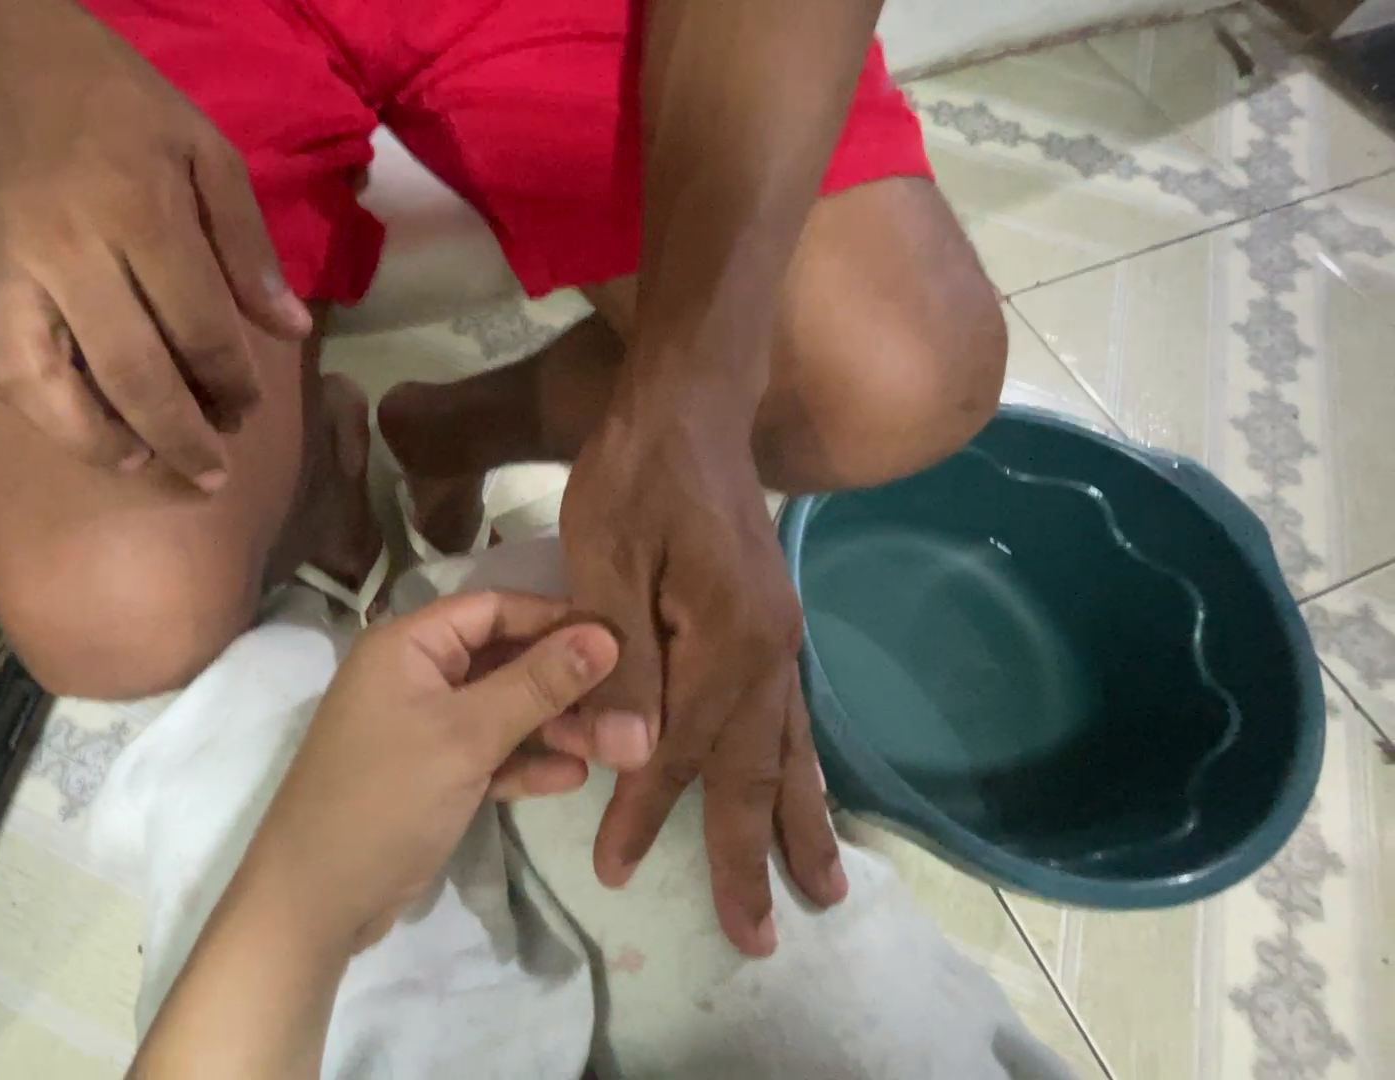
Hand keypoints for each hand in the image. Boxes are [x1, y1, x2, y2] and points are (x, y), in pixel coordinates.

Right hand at [0, 0, 311, 485]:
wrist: (1, 48)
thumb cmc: (122, 104)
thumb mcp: (209, 155)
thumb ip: (250, 248)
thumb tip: (292, 331)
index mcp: (137, 214)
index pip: (200, 330)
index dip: (233, 384)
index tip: (248, 408)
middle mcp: (64, 250)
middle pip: (130, 373)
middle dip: (181, 437)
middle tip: (212, 475)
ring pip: (37, 381)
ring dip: (91, 438)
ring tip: (137, 463)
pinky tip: (46, 414)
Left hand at [237, 592, 651, 952]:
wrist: (316, 901)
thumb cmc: (386, 796)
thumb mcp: (467, 734)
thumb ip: (537, 683)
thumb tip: (605, 634)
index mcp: (408, 643)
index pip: (493, 609)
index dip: (554, 619)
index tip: (618, 637)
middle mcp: (414, 673)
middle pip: (502, 660)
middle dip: (562, 684)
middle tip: (624, 706)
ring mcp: (421, 724)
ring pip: (499, 709)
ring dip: (551, 726)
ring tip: (613, 747)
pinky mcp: (430, 771)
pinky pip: (486, 752)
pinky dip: (523, 762)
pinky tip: (570, 778)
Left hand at [561, 402, 845, 956]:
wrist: (686, 405)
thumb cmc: (631, 475)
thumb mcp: (605, 559)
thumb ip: (621, 659)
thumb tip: (640, 757)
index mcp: (727, 638)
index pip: (680, 750)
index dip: (645, 812)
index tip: (614, 867)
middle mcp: (769, 648)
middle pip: (754, 767)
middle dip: (749, 851)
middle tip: (758, 935)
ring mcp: (777, 632)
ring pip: (787, 746)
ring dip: (796, 818)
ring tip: (819, 886)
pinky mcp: (767, 616)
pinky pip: (787, 710)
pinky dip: (796, 762)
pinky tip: (803, 786)